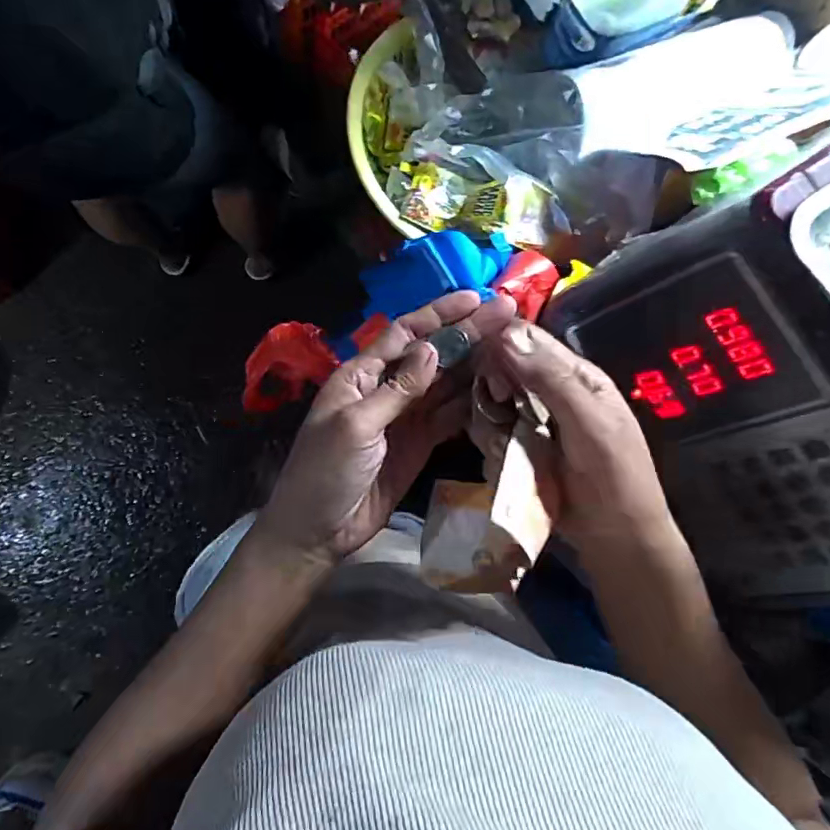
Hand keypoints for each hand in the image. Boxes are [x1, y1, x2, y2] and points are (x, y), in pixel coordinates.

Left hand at [257, 291, 517, 563]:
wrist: (317, 531)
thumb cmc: (324, 471)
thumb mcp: (356, 425)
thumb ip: (397, 388)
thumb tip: (433, 348)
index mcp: (361, 374)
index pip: (404, 334)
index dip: (439, 314)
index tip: (474, 299)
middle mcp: (386, 388)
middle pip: (431, 355)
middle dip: (467, 334)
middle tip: (507, 314)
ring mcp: (405, 417)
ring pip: (445, 383)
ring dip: (475, 364)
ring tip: (513, 346)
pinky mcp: (420, 443)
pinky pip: (450, 416)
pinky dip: (472, 402)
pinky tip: (499, 388)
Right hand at [476, 321, 684, 561]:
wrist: (616, 537)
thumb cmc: (615, 473)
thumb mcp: (589, 421)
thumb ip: (550, 378)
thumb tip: (506, 333)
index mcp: (573, 374)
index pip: (526, 339)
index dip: (499, 345)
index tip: (487, 369)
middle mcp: (547, 391)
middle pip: (499, 369)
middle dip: (491, 388)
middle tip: (501, 411)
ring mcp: (529, 421)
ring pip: (488, 403)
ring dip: (489, 422)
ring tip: (506, 447)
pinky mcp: (515, 449)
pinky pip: (488, 435)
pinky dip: (489, 446)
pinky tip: (502, 462)